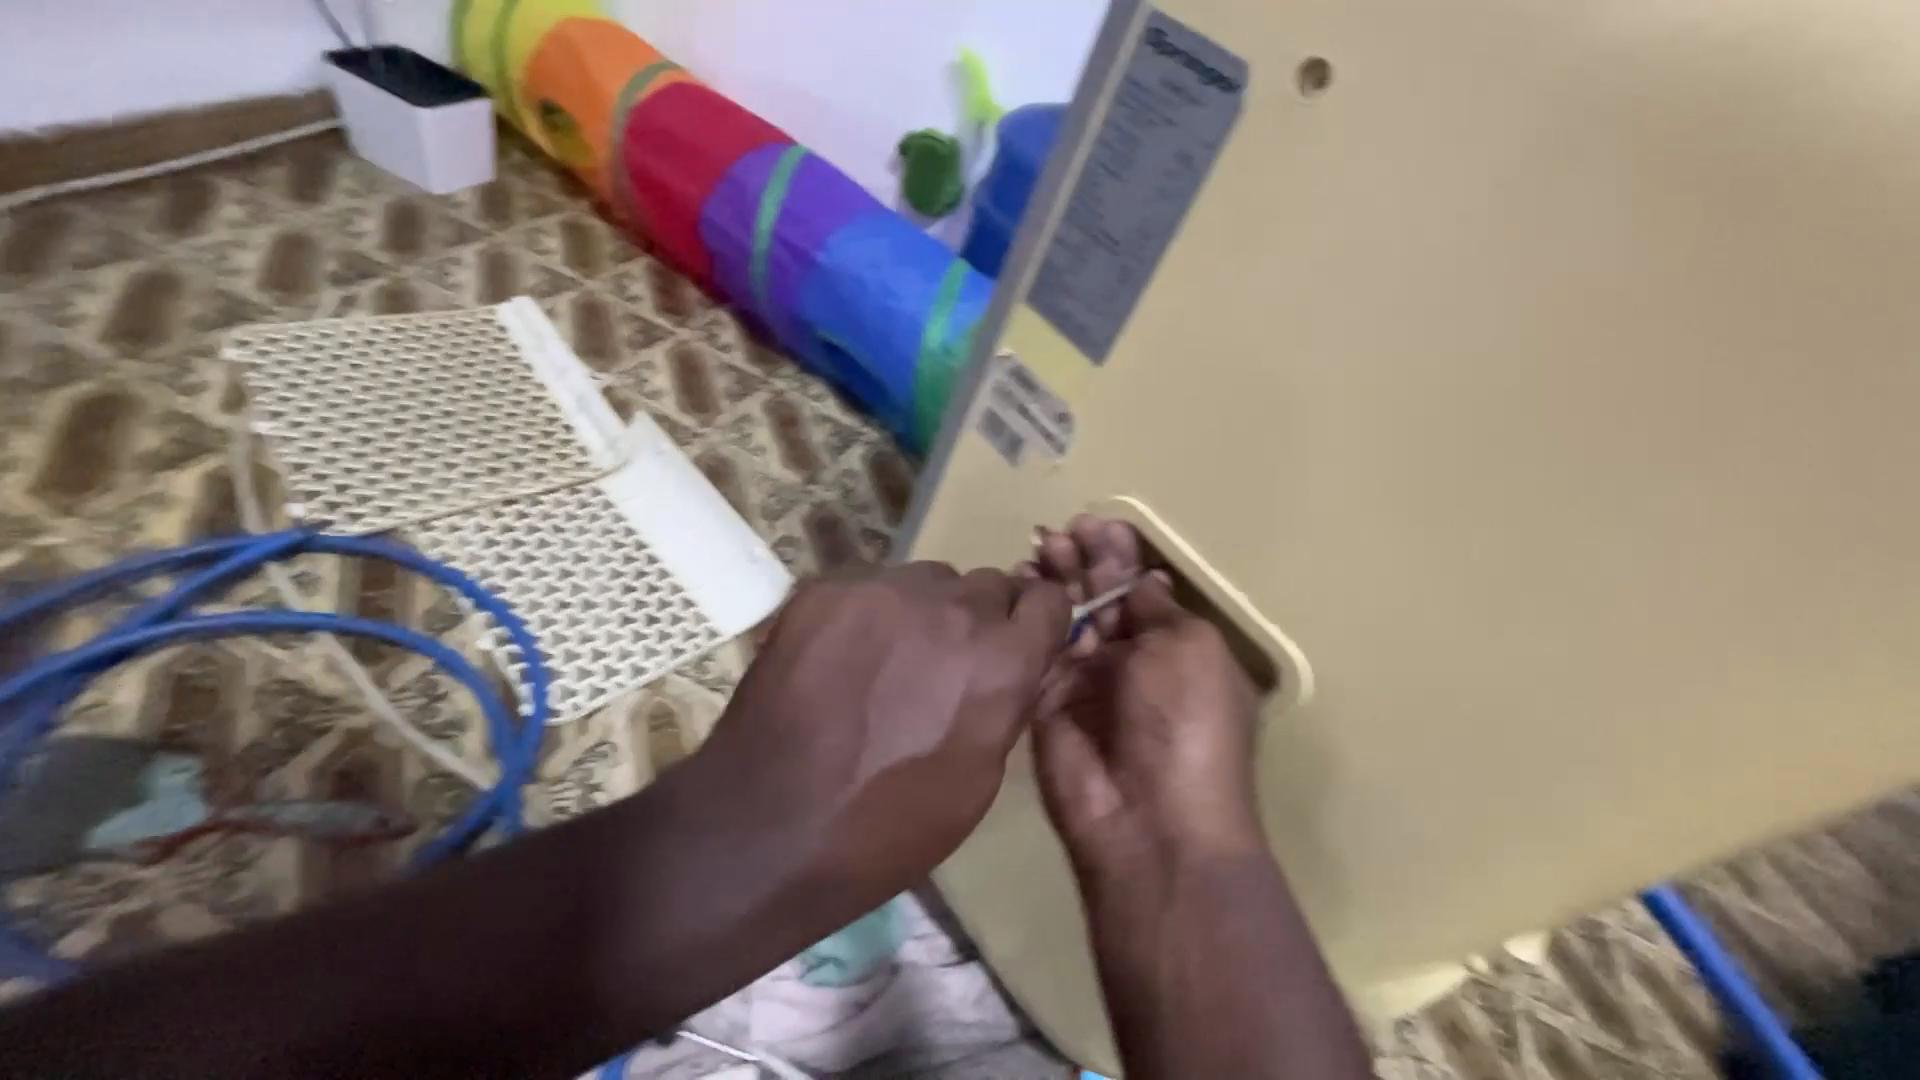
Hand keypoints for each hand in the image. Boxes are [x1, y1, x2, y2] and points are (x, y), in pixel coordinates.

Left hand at [697, 561, 1071, 899]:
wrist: (767, 827)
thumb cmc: (888, 827)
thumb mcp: (979, 779)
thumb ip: (1006, 701)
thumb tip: (1012, 667)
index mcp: (1000, 660)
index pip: (1047, 599)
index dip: (1034, 624)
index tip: (1016, 645)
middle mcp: (951, 609)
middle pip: (987, 585)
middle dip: (978, 621)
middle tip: (943, 665)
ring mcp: (882, 590)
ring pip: (927, 580)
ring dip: (923, 612)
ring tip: (887, 662)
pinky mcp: (825, 588)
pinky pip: (870, 584)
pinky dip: (868, 613)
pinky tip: (842, 658)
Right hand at [1026, 519, 1265, 879]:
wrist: (1149, 821)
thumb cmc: (1186, 723)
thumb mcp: (1191, 649)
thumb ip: (1157, 608)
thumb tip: (1142, 580)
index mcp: (1177, 647)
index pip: (1141, 588)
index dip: (1120, 555)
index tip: (1096, 524)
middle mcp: (1131, 661)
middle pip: (1099, 599)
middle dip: (1082, 561)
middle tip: (1060, 533)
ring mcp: (1085, 683)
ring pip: (1064, 619)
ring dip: (1054, 581)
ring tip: (1039, 548)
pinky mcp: (1044, 703)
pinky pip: (1034, 651)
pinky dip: (1026, 618)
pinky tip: (1017, 584)